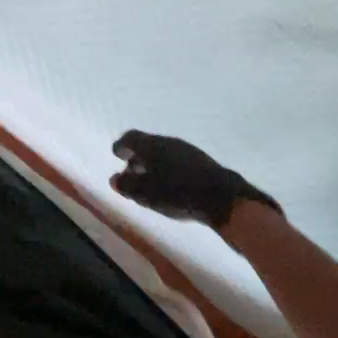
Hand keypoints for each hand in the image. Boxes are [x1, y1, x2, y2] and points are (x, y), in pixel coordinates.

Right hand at [111, 129, 278, 229]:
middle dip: (137, 156)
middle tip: (131, 170)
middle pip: (147, 144)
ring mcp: (187, 150)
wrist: (223, 199)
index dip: (121, 146)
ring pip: (163, 152)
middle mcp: (167, 142)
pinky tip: (171, 183)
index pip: (130, 138)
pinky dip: (168, 168)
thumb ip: (127, 185)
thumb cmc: (177, 194)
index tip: (116, 154)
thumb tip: (114, 179)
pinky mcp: (201, 162)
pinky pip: (177, 160)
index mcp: (151, 145)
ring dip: (153, 163)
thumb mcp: (146, 193)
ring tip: (150, 180)